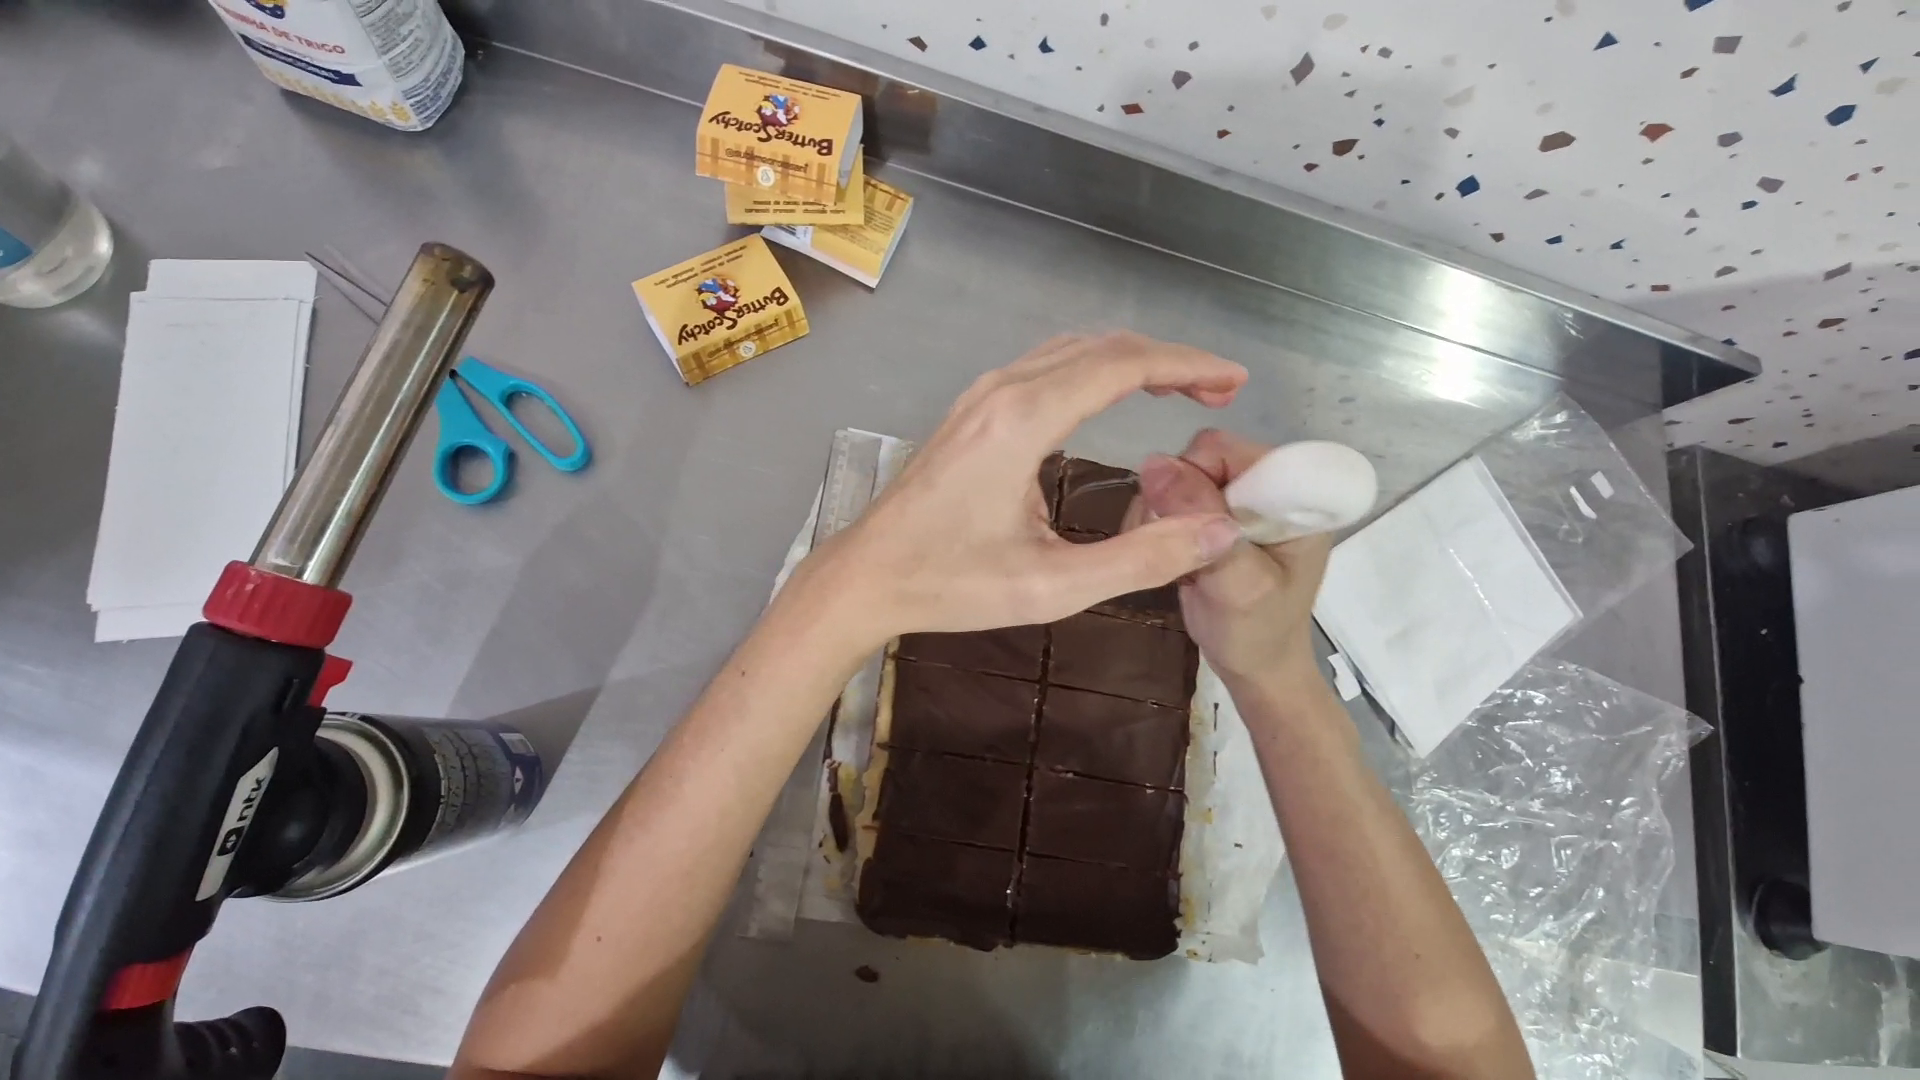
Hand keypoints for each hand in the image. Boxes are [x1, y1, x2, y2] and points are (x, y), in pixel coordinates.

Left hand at [803, 333, 1249, 644]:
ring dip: (1128, 360)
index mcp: (1024, 421)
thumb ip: (1140, 559)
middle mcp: (1002, 391)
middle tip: (1218, 388)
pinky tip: (1109, 395)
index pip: (1123, 363)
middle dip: (1167, 359)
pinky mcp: (969, 410)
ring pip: (1070, 351)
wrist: (866, 576)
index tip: (1232, 380)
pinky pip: (1043, 367)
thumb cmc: (951, 584)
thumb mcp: (1053, 587)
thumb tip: (1218, 532)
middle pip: (1100, 346)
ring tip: (1178, 387)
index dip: (1187, 364)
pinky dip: (1092, 369)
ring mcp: (980, 395)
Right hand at [1133, 429, 1331, 687]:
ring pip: (1175, 478)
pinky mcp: (1214, 516)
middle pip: (1195, 460)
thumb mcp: (1236, 583)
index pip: (1223, 450)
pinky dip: (1158, 525)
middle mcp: (1265, 486)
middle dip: (1173, 502)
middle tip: (1176, 550)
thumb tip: (1155, 465)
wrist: (1255, 667)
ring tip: (1175, 561)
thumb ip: (1201, 524)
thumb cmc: (1257, 631)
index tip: (1186, 530)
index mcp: (1291, 493)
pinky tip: (1171, 558)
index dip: (1192, 479)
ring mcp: (1238, 500)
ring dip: (1161, 517)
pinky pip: (1169, 499)